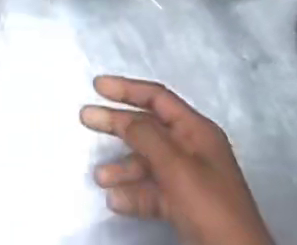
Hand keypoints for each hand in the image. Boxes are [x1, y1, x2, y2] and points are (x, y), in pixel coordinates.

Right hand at [81, 75, 273, 244]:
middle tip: (85, 119)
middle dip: (117, 125)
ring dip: (123, 167)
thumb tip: (123, 117)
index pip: (158, 99)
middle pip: (149, 128)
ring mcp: (189, 181)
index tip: (97, 86)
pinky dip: (134, 195)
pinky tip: (115, 202)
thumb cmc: (211, 209)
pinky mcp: (185, 209)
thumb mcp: (177, 168)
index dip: (127, 89)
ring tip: (99, 177)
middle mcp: (193, 150)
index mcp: (197, 131)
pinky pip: (153, 192)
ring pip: (148, 163)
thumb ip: (147, 137)